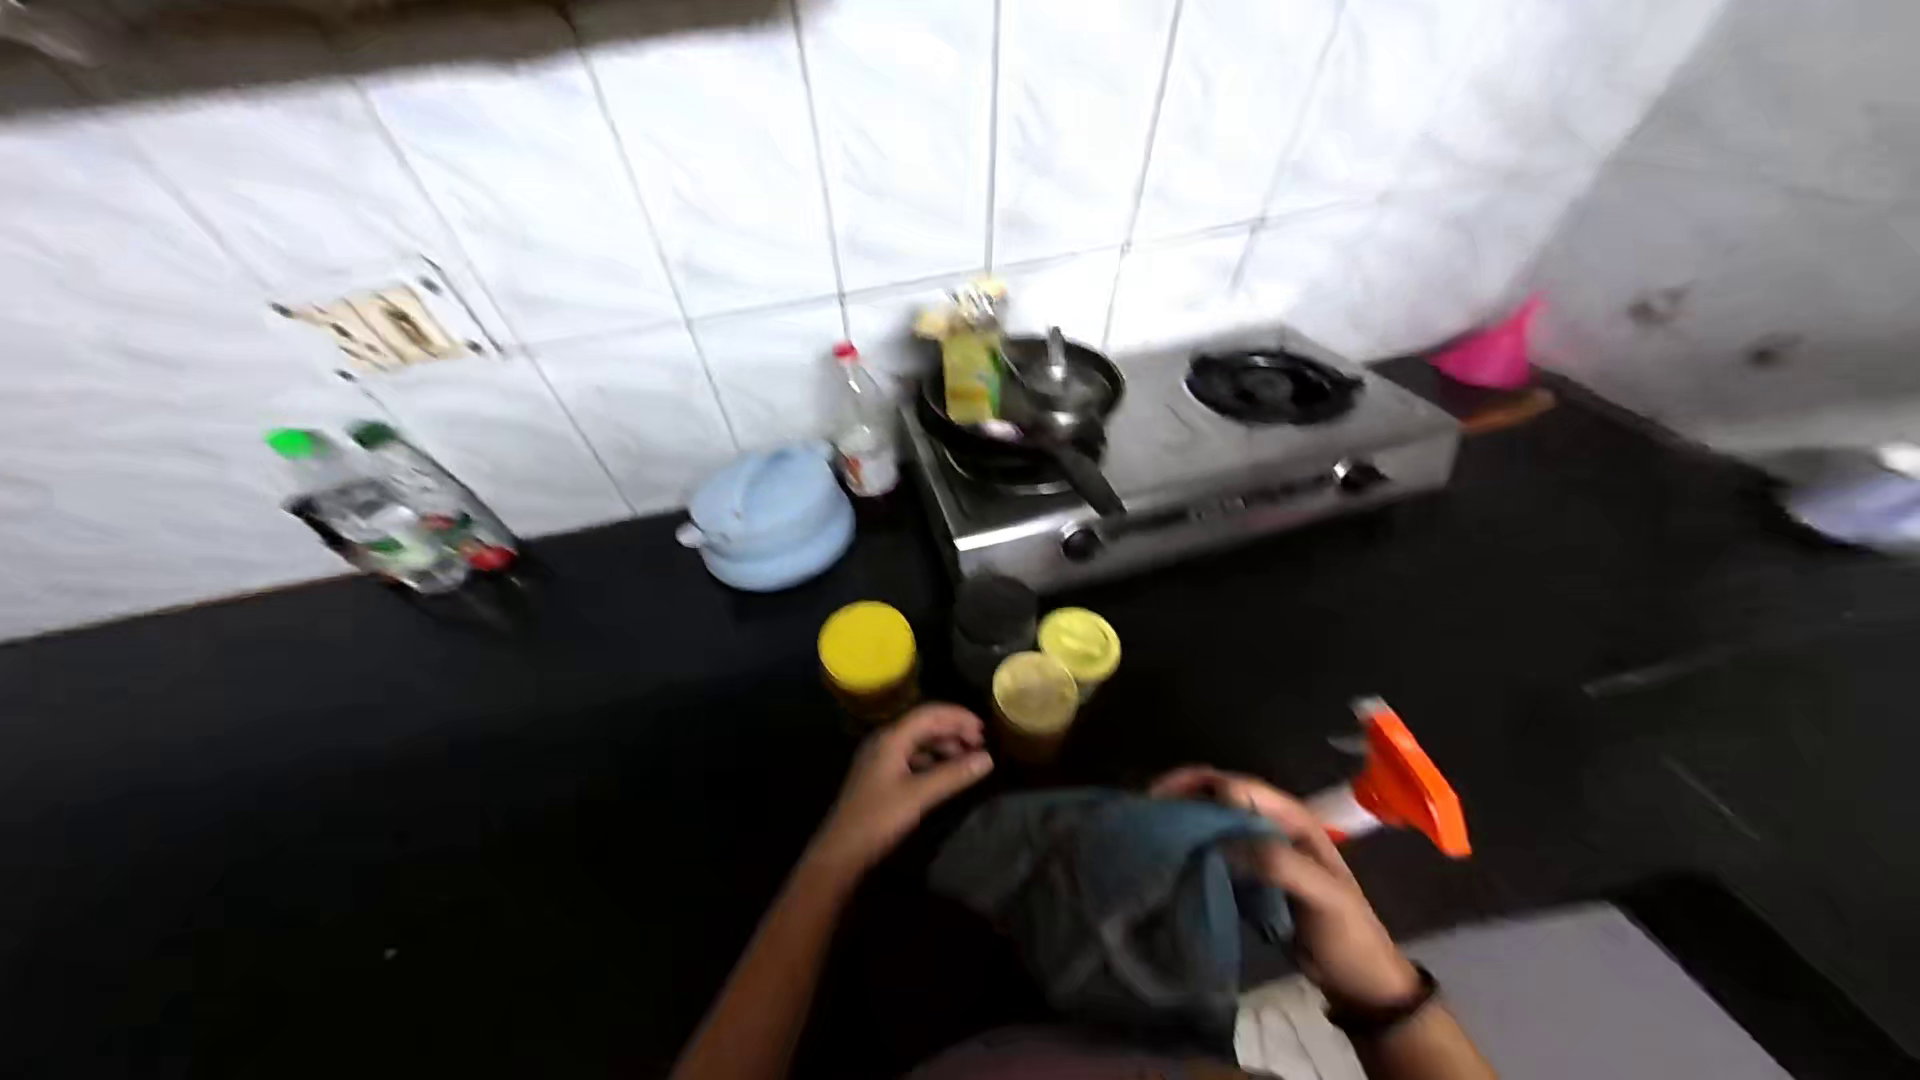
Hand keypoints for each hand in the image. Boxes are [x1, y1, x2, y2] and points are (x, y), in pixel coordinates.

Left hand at [807, 704, 993, 875]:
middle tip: (980, 744)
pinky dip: (933, 758)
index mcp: (891, 738)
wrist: (840, 851)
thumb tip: (988, 759)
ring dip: (944, 744)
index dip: (958, 716)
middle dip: (954, 730)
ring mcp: (881, 757)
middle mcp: (885, 740)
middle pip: (924, 724)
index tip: (983, 729)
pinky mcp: (880, 773)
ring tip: (968, 758)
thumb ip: (953, 775)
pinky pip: (912, 755)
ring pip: (918, 740)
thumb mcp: (919, 795)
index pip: (929, 713)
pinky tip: (946, 771)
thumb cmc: (878, 818)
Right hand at [1151, 766, 1420, 1008]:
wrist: (1360, 980)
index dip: (1200, 786)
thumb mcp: (1323, 896)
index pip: (1238, 785)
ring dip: (1182, 814)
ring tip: (1150, 825)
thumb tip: (1221, 843)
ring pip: (1211, 814)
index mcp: (1291, 816)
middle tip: (1147, 807)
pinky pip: (1212, 843)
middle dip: (1183, 792)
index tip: (1163, 799)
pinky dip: (1189, 841)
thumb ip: (1279, 863)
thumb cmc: (1347, 933)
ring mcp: (1256, 843)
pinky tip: (1169, 852)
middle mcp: (1269, 820)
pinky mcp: (1245, 868)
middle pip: (1218, 791)